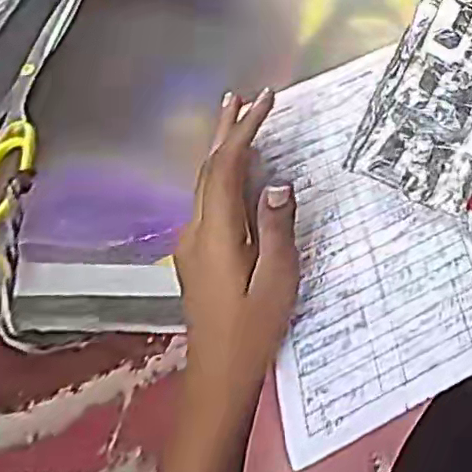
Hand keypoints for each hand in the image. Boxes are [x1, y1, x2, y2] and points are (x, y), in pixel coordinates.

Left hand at [178, 89, 298, 407]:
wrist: (218, 373)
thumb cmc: (253, 327)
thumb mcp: (277, 278)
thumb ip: (276, 227)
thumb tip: (279, 183)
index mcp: (215, 233)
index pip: (227, 166)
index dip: (245, 130)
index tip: (265, 102)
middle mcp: (195, 230)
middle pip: (208, 168)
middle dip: (225, 129)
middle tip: (240, 97)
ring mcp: (191, 242)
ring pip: (205, 182)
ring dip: (221, 148)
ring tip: (235, 120)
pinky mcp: (196, 252)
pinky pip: (208, 198)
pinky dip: (223, 172)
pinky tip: (236, 171)